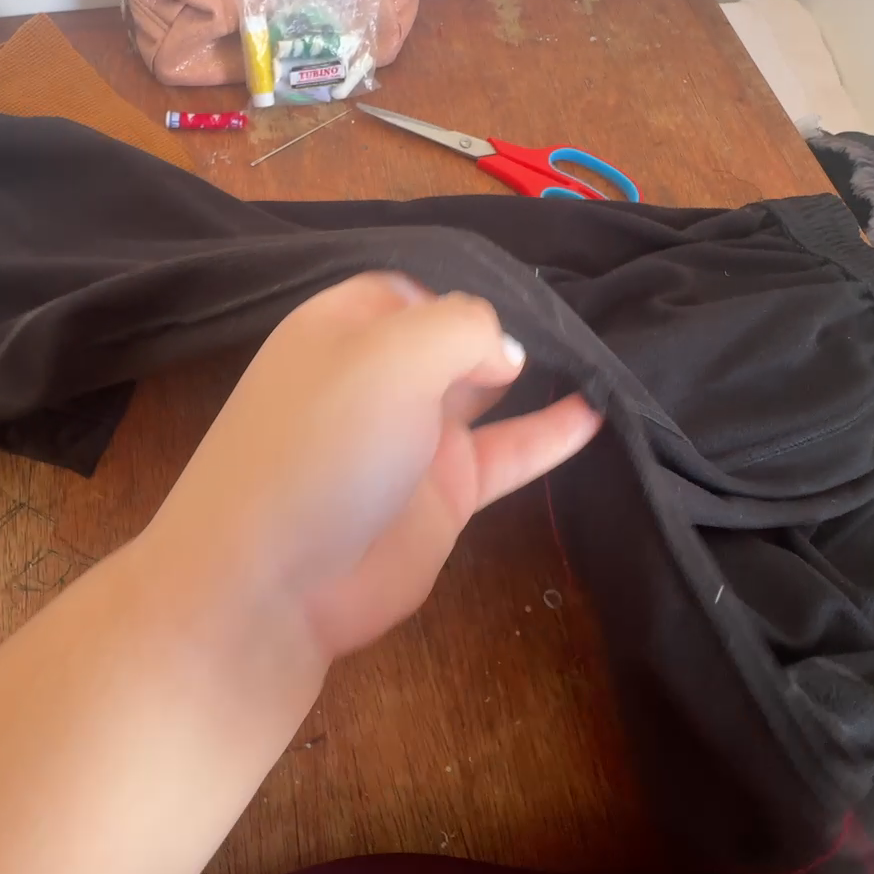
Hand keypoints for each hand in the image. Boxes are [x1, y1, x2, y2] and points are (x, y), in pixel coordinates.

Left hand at [148, 272, 600, 656]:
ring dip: (532, 373)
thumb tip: (504, 351)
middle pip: (447, 337)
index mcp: (340, 330)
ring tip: (599, 354)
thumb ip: (459, 328)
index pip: (405, 291)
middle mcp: (374, 378)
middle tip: (572, 323)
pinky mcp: (442, 494)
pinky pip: (506, 452)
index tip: (508, 303)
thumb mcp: (388, 354)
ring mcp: (409, 437)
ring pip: (482, 391)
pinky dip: (550, 433)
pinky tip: (598, 412)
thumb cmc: (322, 445)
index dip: (452, 292)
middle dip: (500, 328)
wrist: (274, 582)